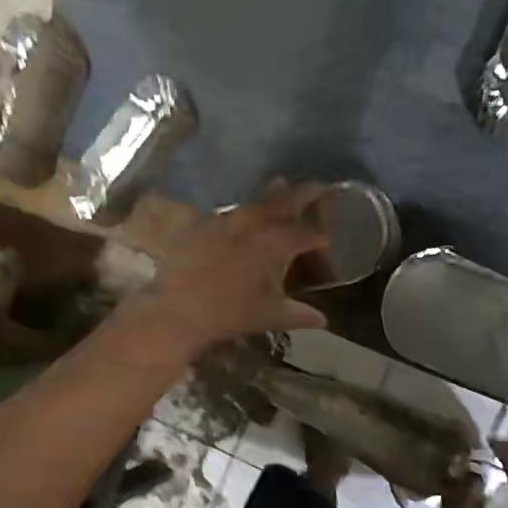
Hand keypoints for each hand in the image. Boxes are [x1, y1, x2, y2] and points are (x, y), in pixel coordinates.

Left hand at [128, 178, 330, 353]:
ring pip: (255, 203)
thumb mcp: (268, 316)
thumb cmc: (228, 314)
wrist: (176, 310)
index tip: (331, 235)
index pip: (309, 232)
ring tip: (282, 188)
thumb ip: (297, 314)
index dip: (323, 234)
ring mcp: (225, 220)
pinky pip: (228, 213)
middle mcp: (253, 223)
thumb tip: (321, 320)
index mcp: (275, 242)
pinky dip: (241, 213)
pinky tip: (241, 218)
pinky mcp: (201, 225)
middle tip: (320, 188)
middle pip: (285, 201)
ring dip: (271, 197)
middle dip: (304, 194)